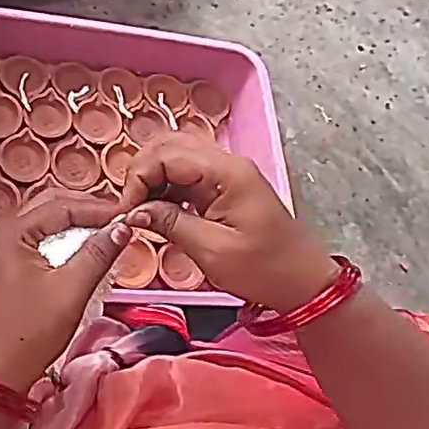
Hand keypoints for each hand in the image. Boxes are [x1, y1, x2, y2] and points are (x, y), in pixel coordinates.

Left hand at [0, 191, 131, 388]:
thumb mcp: (72, 289)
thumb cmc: (29, 332)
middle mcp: (6, 233)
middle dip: (88, 212)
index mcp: (13, 231)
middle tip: (120, 221)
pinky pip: (45, 240)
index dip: (98, 209)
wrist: (0, 370)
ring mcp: (7, 249)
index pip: (62, 206)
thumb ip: (98, 253)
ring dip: (79, 225)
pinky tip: (89, 250)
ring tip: (110, 232)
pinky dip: (68, 241)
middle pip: (53, 207)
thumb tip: (122, 227)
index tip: (128, 216)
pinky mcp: (14, 265)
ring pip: (49, 223)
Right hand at [117, 136, 337, 311]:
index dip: (138, 178)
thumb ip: (169, 224)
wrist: (303, 282)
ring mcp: (223, 173)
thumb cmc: (264, 269)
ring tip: (138, 210)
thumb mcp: (212, 250)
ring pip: (172, 157)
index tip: (126, 210)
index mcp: (227, 173)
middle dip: (140, 173)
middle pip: (167, 146)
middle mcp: (225, 164)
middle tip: (129, 208)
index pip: (167, 155)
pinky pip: (182, 175)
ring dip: (149, 179)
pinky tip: (154, 210)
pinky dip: (161, 188)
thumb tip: (132, 212)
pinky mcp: (219, 187)